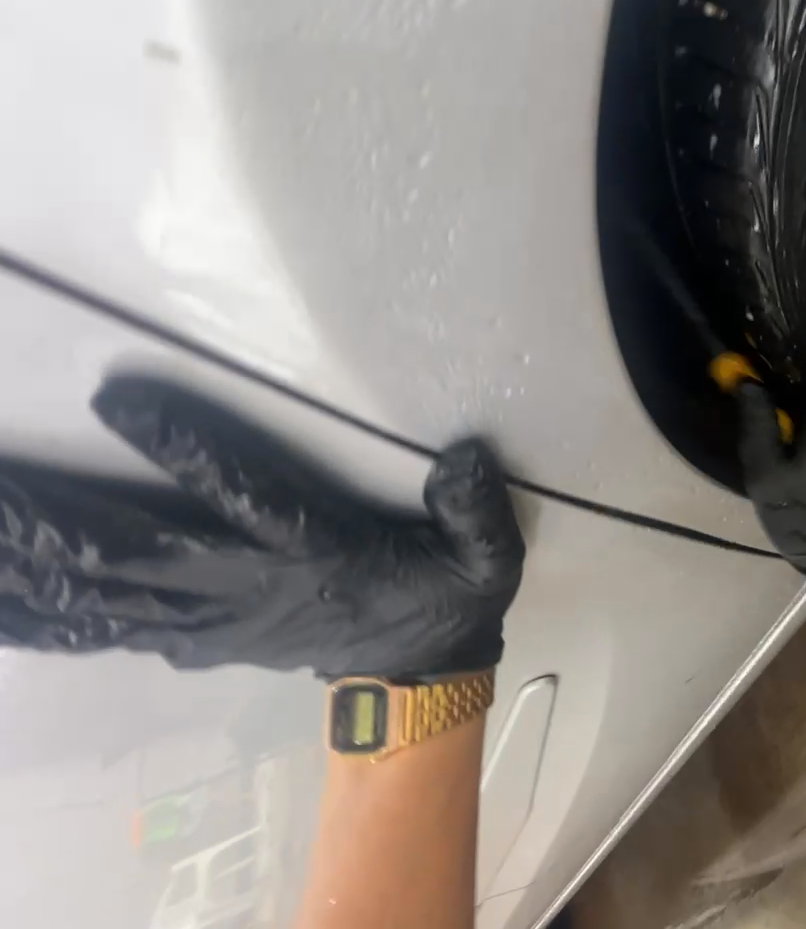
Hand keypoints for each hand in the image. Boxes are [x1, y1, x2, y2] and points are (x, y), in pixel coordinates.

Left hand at [0, 376, 524, 678]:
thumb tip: (465, 455)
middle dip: (43, 513)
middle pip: (130, 550)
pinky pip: (98, 627)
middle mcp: (252, 588)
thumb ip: (476, 510)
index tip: (117, 402)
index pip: (247, 498)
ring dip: (21, 558)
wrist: (421, 673)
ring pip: (97, 590)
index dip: (185, 451)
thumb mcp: (490, 558)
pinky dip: (34, 614)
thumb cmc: (449, 600)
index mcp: (323, 557)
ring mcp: (214, 619)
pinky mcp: (197, 638)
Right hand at [735, 384, 805, 615]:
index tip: (751, 430)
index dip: (762, 406)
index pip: (783, 391)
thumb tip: (747, 382)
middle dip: (784, 428)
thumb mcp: (768, 477)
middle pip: (802, 411)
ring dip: (801, 444)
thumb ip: (757, 426)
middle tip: (768, 462)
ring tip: (789, 474)